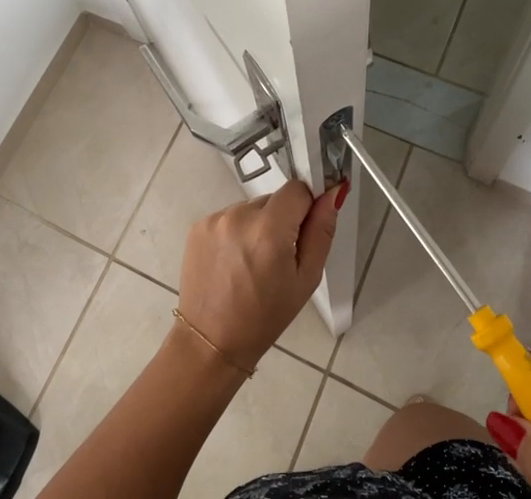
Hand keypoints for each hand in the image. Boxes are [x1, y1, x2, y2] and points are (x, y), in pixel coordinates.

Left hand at [175, 179, 346, 370]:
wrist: (211, 340)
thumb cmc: (266, 316)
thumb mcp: (306, 279)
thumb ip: (321, 231)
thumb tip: (332, 193)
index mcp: (269, 229)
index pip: (297, 189)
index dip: (307, 206)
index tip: (305, 230)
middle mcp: (238, 215)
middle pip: (274, 199)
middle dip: (282, 220)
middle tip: (279, 257)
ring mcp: (214, 219)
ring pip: (251, 209)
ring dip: (259, 226)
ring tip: (254, 263)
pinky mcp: (198, 226)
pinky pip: (229, 218)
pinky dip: (236, 233)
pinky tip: (234, 262)